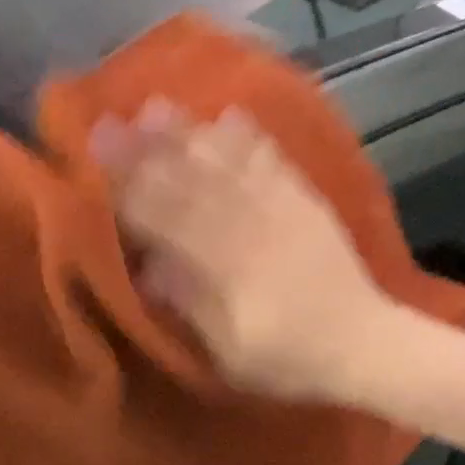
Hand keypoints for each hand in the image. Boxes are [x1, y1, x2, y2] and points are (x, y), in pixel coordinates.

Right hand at [92, 101, 403, 399]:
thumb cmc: (293, 358)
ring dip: (194, 135)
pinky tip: (231, 115)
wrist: (366, 342)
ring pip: (232, 167)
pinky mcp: (309, 204)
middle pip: (195, 183)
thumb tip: (148, 266)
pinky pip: (276, 166)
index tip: (98, 157)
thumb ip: (192, 306)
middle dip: (152, 150)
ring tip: (160, 106)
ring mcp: (286, 212)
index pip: (170, 219)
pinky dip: (252, 140)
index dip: (131, 186)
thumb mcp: (233, 353)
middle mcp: (255, 230)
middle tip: (113, 118)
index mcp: (231, 269)